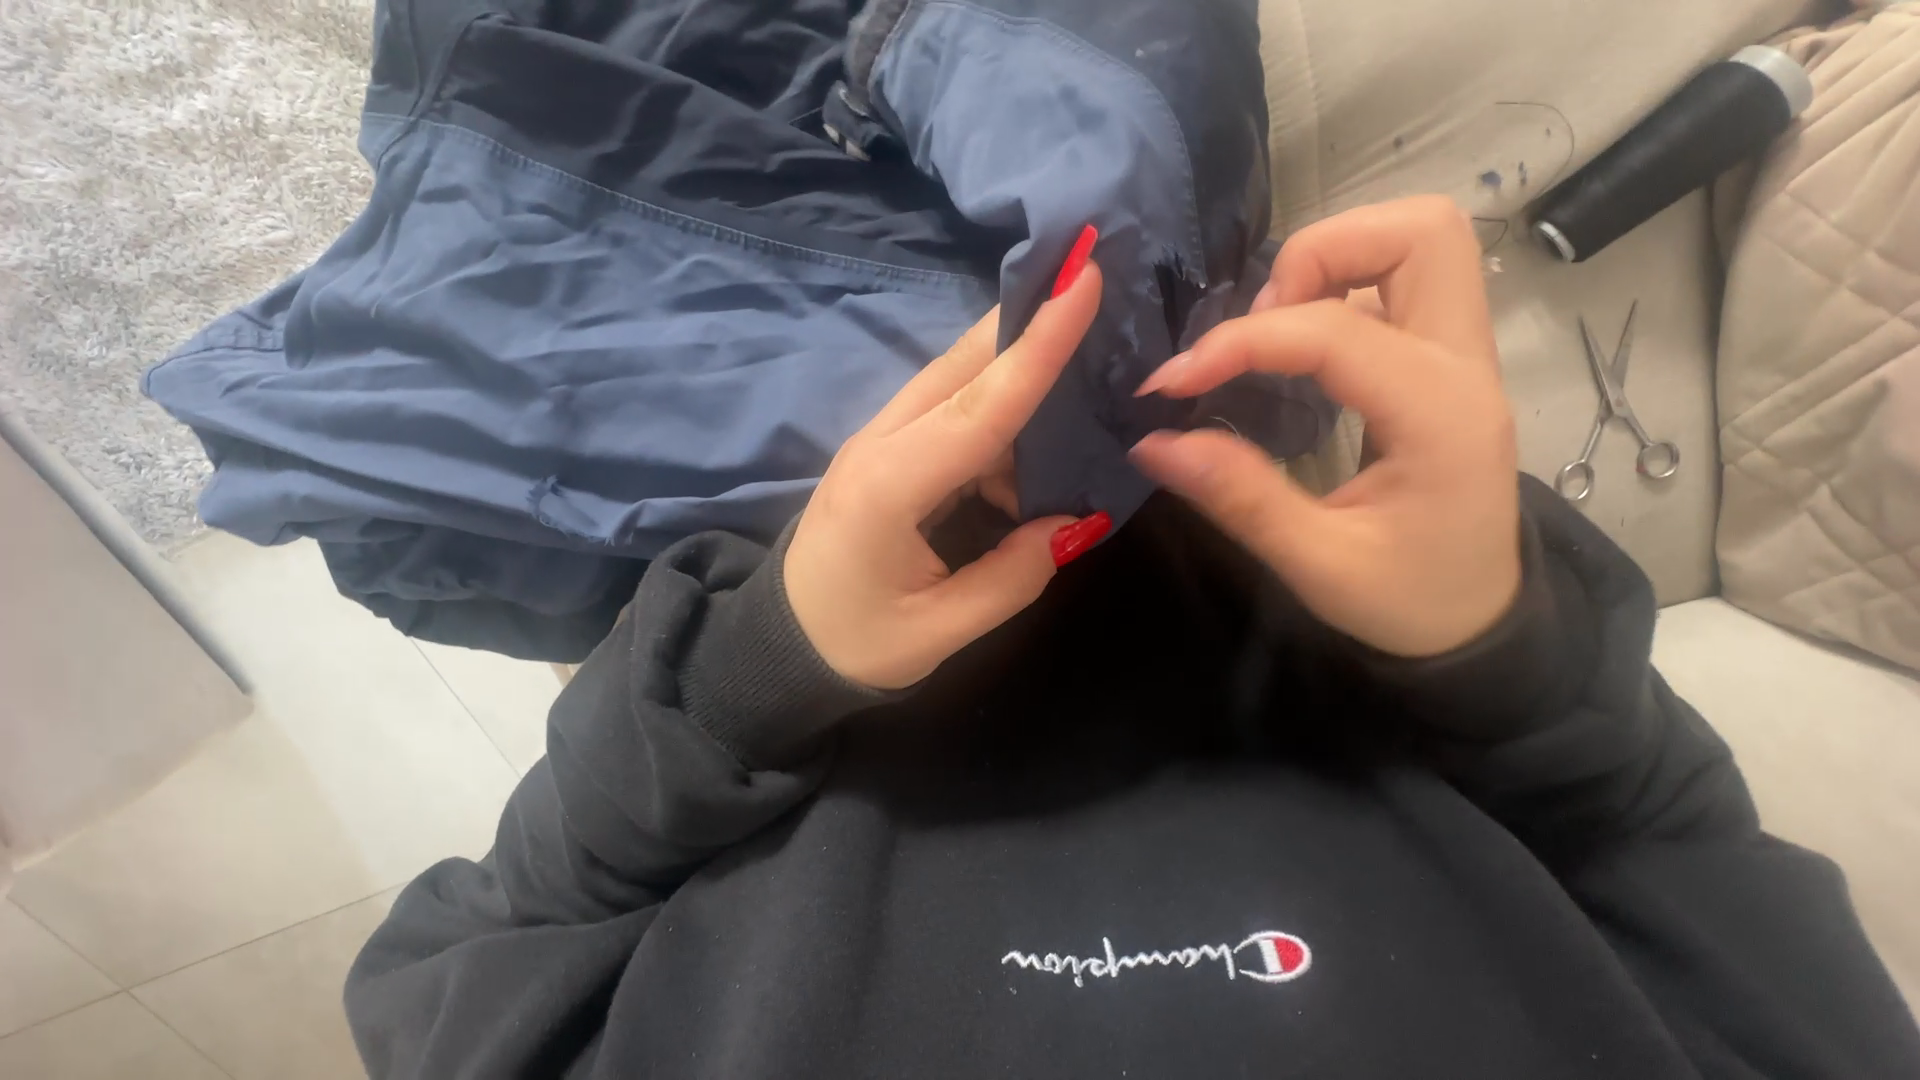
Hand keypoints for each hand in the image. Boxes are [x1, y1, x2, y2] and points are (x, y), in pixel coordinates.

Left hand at [784, 234, 1108, 688]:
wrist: (783, 643)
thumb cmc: (854, 644)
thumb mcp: (940, 630)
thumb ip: (1014, 576)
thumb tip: (1077, 520)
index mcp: (890, 489)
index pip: (979, 408)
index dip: (1037, 347)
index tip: (1081, 279)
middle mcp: (880, 445)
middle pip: (963, 368)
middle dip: (1027, 322)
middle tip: (1091, 281)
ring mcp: (878, 441)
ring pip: (958, 384)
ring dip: (1019, 372)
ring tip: (1087, 374)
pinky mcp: (887, 450)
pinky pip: (953, 414)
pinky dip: (1002, 418)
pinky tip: (1039, 444)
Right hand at [1129, 197, 1519, 657]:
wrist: (1477, 622)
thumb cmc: (1406, 601)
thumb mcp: (1316, 564)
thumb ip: (1238, 496)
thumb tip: (1151, 442)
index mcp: (1439, 417)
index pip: (1335, 331)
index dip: (1239, 342)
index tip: (1171, 384)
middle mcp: (1464, 365)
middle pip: (1419, 232)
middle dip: (1317, 256)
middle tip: (1256, 326)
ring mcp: (1463, 357)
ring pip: (1419, 240)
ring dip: (1333, 261)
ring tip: (1272, 330)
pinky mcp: (1444, 362)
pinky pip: (1403, 279)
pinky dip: (1340, 285)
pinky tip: (1294, 345)